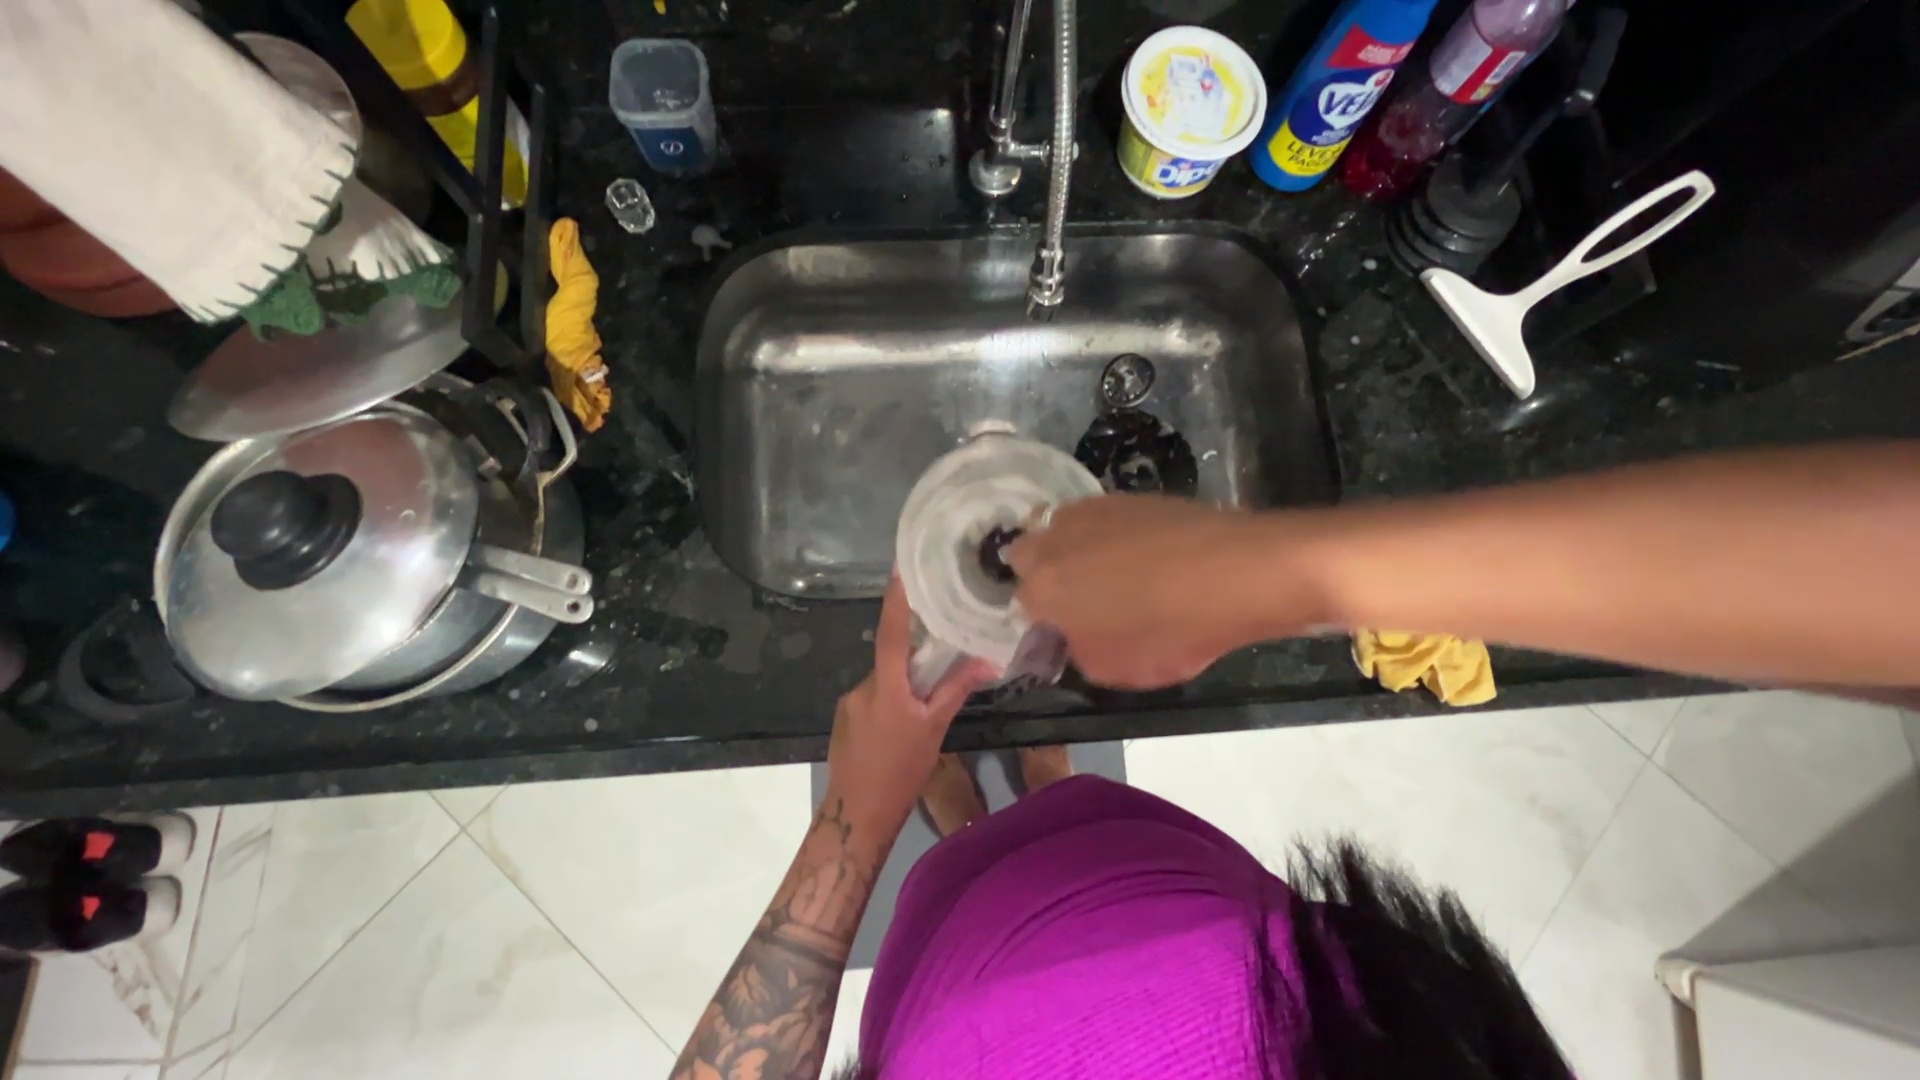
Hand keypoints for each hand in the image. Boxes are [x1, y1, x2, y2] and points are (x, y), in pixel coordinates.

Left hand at [827, 575, 992, 832]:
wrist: (856, 815)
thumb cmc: (900, 772)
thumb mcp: (934, 730)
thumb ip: (956, 690)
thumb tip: (987, 661)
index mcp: (885, 686)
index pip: (891, 631)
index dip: (897, 598)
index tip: (901, 567)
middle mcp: (861, 687)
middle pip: (890, 659)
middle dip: (913, 660)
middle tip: (941, 658)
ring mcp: (848, 704)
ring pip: (882, 682)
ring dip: (903, 688)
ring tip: (923, 712)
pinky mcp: (844, 720)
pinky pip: (872, 699)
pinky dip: (890, 703)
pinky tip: (902, 730)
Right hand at [1007, 495, 1331, 688]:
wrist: (1236, 572)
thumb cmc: (1170, 631)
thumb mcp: (1116, 670)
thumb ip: (1080, 652)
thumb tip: (1079, 634)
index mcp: (1041, 588)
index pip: (1023, 604)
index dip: (1047, 620)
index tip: (1073, 631)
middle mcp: (1053, 541)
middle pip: (1028, 555)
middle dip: (1046, 573)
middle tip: (1083, 598)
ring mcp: (1090, 511)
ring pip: (1063, 530)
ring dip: (1076, 549)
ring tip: (1117, 573)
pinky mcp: (1127, 496)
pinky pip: (1104, 520)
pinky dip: (1114, 535)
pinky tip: (1147, 554)